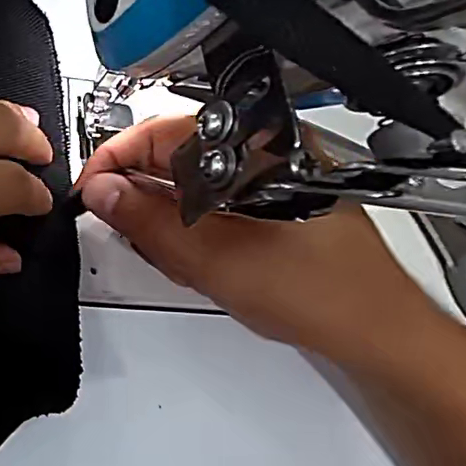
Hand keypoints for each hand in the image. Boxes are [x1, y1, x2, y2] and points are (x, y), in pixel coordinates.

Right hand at [76, 114, 449, 366]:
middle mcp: (264, 152)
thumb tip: (101, 191)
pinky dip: (192, 232)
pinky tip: (203, 262)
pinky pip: (209, 206)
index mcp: (257, 146)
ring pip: (187, 185)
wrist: (373, 332)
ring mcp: (266, 177)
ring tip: (184, 261)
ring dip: (169, 222)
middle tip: (133, 235)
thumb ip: (147, 221)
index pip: (162, 132)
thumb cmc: (324, 293)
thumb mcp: (214, 259)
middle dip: (143, 199)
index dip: (116, 160)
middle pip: (172, 157)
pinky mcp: (267, 202)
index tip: (91, 190)